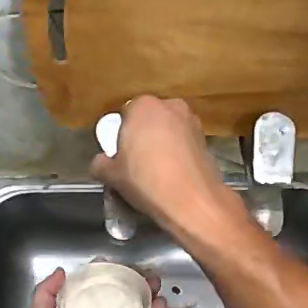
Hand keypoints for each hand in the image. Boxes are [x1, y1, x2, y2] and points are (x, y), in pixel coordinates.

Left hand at [20, 268, 164, 307]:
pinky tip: (161, 304)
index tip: (110, 262)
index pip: (87, 291)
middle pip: (113, 300)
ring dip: (144, 297)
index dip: (98, 275)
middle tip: (139, 271)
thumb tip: (61, 271)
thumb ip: (47, 291)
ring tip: (155, 283)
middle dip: (126, 284)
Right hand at [90, 96, 247, 238]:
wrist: (192, 201)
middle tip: (137, 161)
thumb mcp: (111, 175)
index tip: (121, 153)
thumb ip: (100, 164)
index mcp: (143, 106)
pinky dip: (178, 153)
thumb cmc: (145, 180)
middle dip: (144, 135)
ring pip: (169, 130)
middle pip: (150, 119)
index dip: (122, 133)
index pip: (126, 113)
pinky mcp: (207, 140)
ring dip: (163, 143)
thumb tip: (100, 163)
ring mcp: (192, 121)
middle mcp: (170, 106)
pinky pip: (184, 143)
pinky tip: (174, 174)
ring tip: (157, 170)